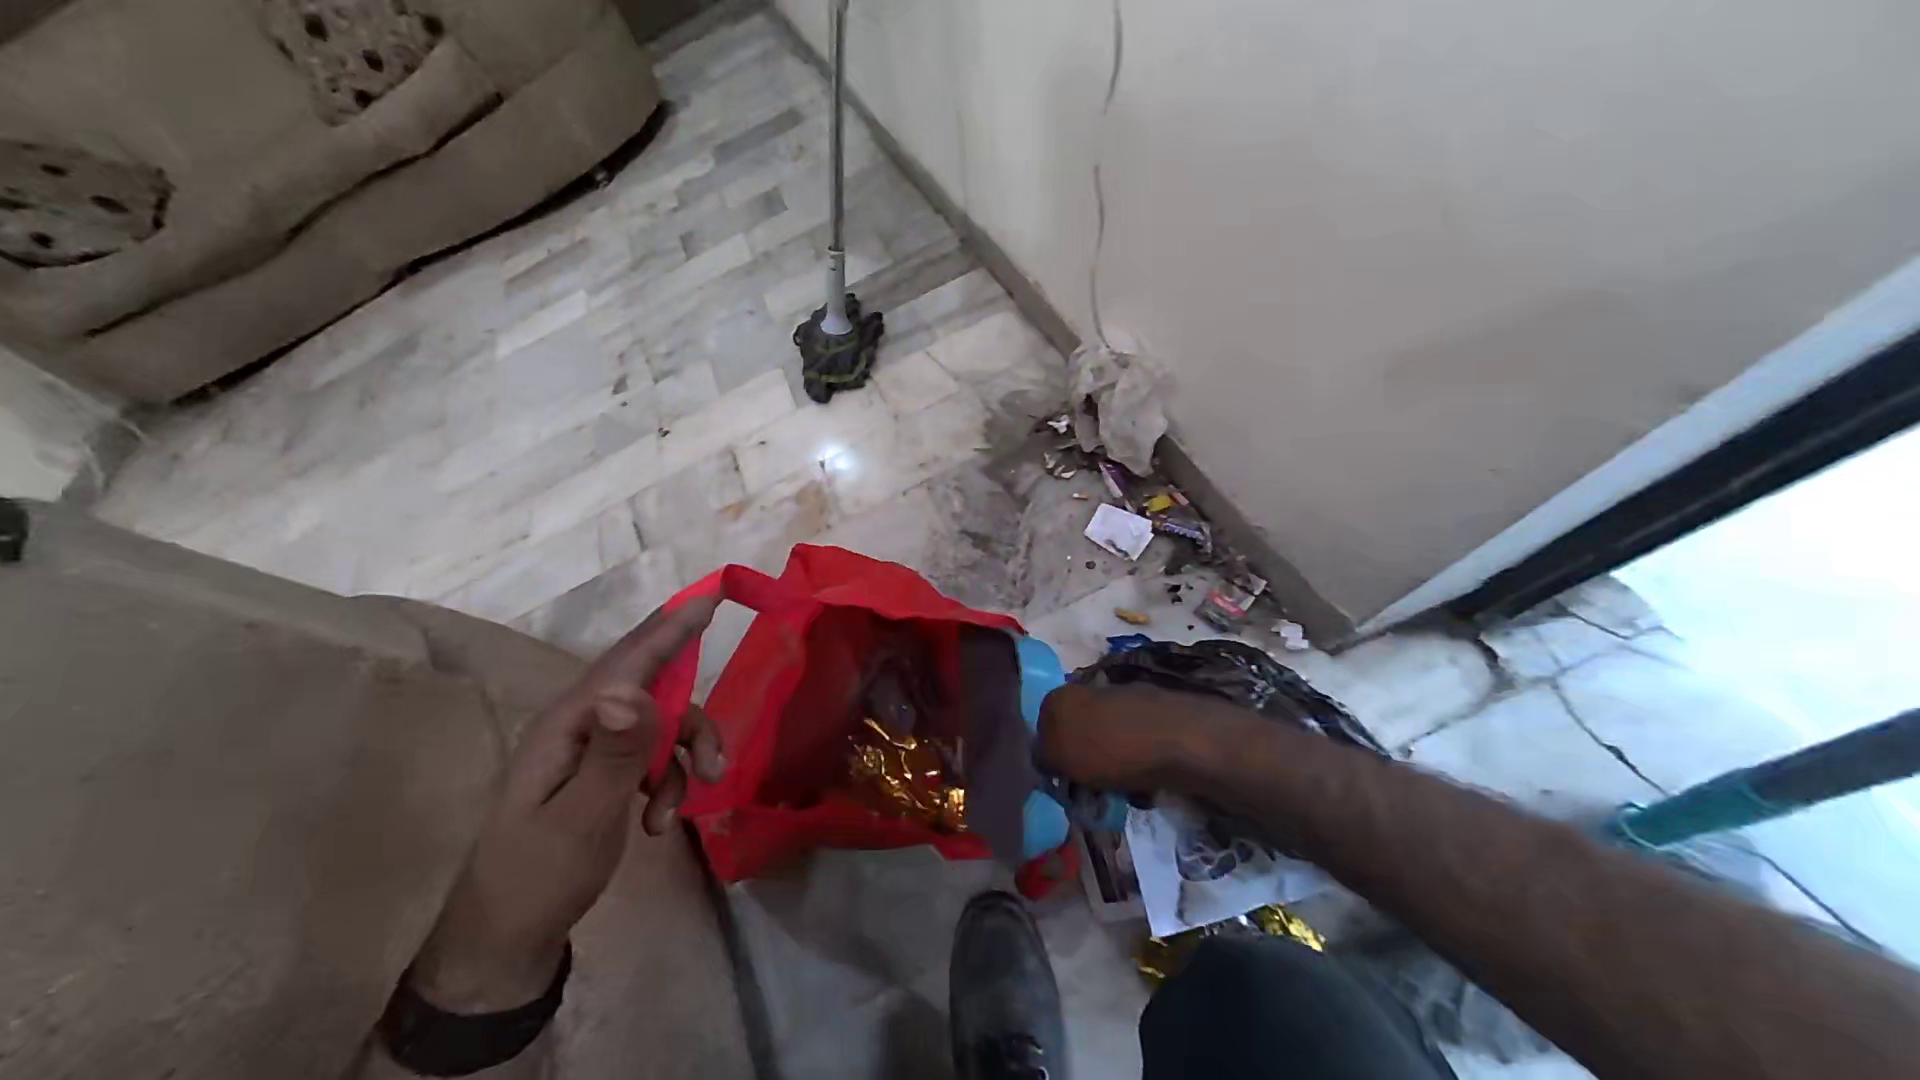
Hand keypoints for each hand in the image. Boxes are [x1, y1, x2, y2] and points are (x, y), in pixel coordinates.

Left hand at [407, 595, 724, 1011]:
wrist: (506, 939)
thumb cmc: (538, 877)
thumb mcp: (582, 818)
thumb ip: (615, 753)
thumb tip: (635, 691)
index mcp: (568, 723)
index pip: (629, 661)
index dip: (672, 628)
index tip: (711, 596)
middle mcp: (580, 724)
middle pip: (654, 689)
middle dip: (691, 719)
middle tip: (715, 756)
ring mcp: (592, 747)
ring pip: (661, 725)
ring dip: (685, 757)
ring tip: (691, 805)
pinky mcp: (603, 770)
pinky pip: (653, 755)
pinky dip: (670, 780)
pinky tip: (661, 820)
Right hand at [1037, 683, 1250, 792]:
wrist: (1182, 741)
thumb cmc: (1111, 748)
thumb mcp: (1058, 756)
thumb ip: (1040, 757)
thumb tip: (1041, 757)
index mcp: (1061, 695)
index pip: (1041, 729)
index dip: (1048, 759)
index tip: (1059, 785)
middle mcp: (1089, 690)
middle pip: (1074, 737)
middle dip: (1080, 767)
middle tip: (1088, 797)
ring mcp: (1125, 701)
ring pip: (1104, 744)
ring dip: (1107, 771)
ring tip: (1118, 798)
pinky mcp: (1154, 716)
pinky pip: (1132, 749)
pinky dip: (1134, 769)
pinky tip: (1143, 789)